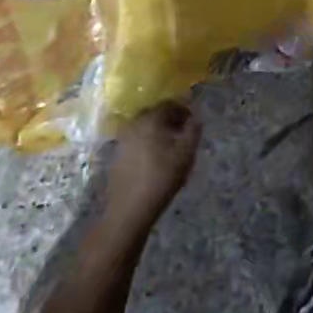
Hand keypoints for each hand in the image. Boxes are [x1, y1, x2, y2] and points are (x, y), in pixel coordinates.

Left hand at [102, 101, 200, 233]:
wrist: (130, 207)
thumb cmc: (161, 178)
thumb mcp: (185, 155)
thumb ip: (193, 132)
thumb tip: (196, 119)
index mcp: (150, 119)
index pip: (169, 104)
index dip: (183, 109)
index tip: (192, 121)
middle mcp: (134, 123)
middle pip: (155, 113)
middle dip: (170, 119)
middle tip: (183, 132)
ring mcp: (123, 138)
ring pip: (144, 127)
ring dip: (158, 131)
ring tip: (170, 146)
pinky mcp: (117, 153)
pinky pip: (136, 139)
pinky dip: (147, 141)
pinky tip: (154, 157)